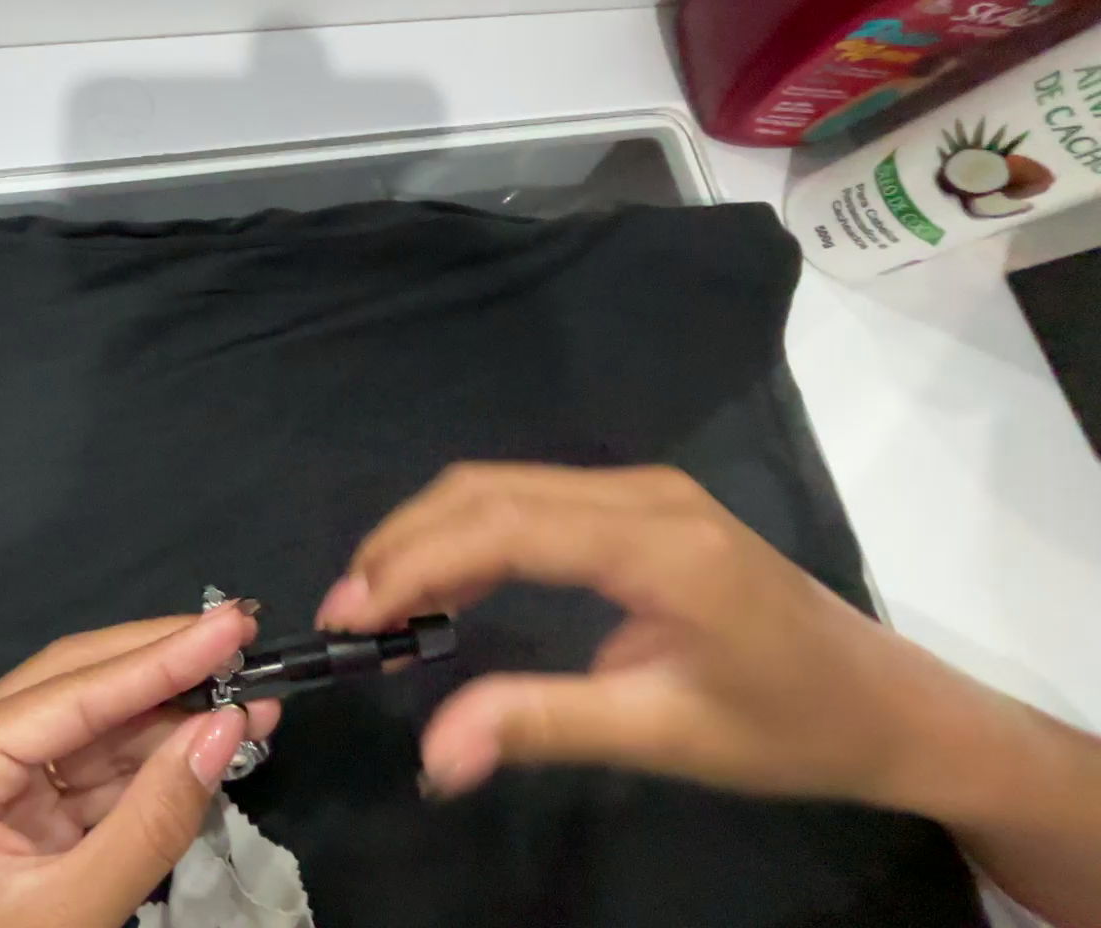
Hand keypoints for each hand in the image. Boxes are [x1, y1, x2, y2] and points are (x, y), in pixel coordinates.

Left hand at [0, 607, 280, 927]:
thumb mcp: (70, 914)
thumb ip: (153, 820)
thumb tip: (227, 727)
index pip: (74, 692)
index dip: (163, 656)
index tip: (233, 625)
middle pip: (82, 684)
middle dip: (167, 666)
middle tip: (243, 639)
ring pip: (95, 722)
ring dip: (172, 712)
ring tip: (249, 698)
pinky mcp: (19, 802)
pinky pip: (94, 767)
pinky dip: (154, 758)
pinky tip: (206, 741)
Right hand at [313, 463, 967, 804]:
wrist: (895, 704)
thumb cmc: (790, 727)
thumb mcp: (663, 736)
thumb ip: (541, 726)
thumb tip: (435, 755)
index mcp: (660, 546)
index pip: (503, 527)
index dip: (413, 562)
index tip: (348, 612)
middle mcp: (638, 493)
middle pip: (483, 491)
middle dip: (400, 545)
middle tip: (347, 610)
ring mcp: (633, 489)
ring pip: (492, 487)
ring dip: (423, 537)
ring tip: (379, 600)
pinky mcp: (626, 502)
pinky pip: (519, 500)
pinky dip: (462, 537)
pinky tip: (441, 586)